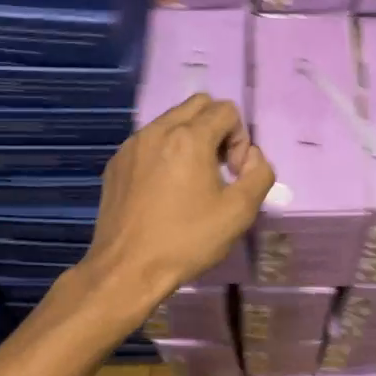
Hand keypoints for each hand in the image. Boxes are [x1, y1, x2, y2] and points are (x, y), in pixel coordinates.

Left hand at [74, 95, 273, 327]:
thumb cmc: (186, 240)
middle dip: (216, 128)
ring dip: (190, 139)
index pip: (226, 110)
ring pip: (170, 121)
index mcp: (189, 138)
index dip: (240, 138)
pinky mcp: (116, 163)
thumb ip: (259, 174)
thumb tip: (252, 157)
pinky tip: (163, 191)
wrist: (127, 270)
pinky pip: (148, 142)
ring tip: (191, 181)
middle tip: (218, 168)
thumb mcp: (239, 212)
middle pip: (198, 105)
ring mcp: (132, 145)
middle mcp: (157, 130)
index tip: (234, 173)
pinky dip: (164, 153)